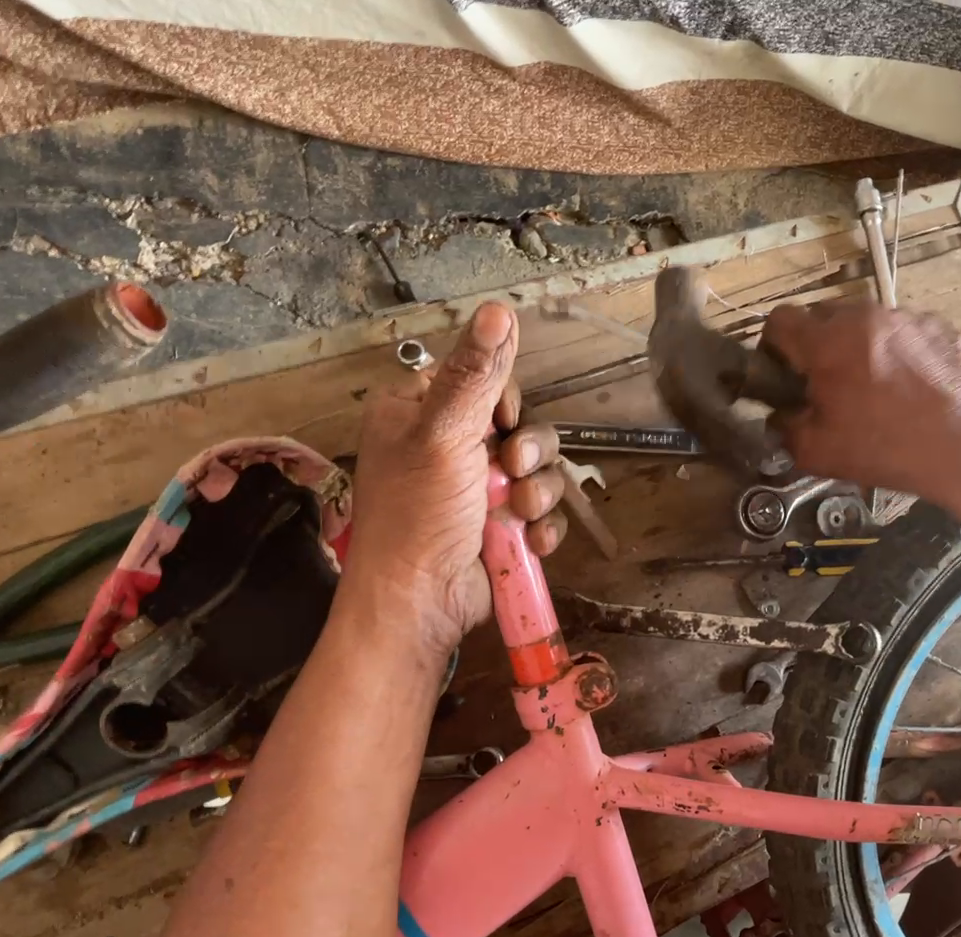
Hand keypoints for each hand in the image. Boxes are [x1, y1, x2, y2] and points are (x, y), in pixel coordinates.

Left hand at [344, 303, 567, 653]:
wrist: (421, 605)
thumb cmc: (419, 515)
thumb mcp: (443, 436)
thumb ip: (475, 376)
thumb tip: (499, 307)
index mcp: (420, 415)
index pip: (480, 382)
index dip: (504, 403)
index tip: (502, 424)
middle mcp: (449, 448)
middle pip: (520, 426)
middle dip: (528, 454)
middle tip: (513, 472)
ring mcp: (477, 491)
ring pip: (539, 470)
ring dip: (538, 493)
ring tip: (520, 515)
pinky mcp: (500, 528)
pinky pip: (542, 511)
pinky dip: (541, 527)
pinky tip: (530, 543)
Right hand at [763, 300, 960, 502]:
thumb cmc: (887, 448)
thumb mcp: (817, 452)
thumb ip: (785, 428)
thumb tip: (779, 416)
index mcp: (826, 342)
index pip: (779, 319)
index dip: (773, 345)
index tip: (782, 373)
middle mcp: (864, 316)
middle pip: (823, 315)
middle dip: (816, 346)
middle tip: (827, 385)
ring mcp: (907, 317)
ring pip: (865, 322)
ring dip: (858, 347)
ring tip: (875, 389)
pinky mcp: (941, 326)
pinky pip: (904, 332)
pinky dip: (898, 353)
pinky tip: (912, 390)